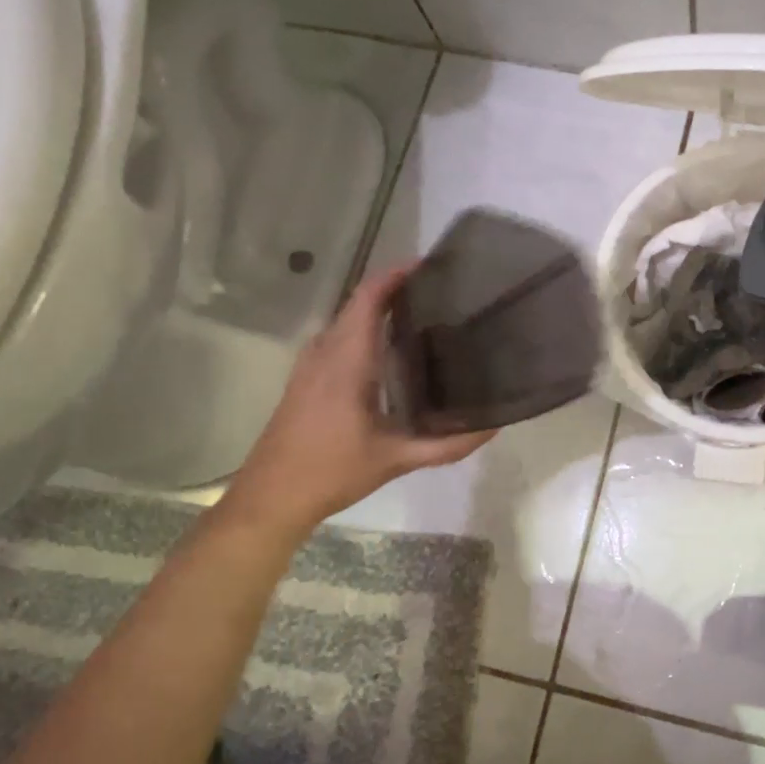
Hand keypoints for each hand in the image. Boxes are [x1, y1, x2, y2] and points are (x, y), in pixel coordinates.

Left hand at [220, 264, 495, 535]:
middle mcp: (327, 352)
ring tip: (422, 312)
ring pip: (346, 319)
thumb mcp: (396, 460)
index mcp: (348, 361)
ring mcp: (311, 364)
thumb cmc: (332, 472)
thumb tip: (493, 428)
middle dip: (396, 288)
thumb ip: (447, 445)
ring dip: (378, 307)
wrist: (270, 498)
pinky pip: (338, 336)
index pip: (369, 299)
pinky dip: (364, 327)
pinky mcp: (305, 378)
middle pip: (359, 302)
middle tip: (440, 290)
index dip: (396, 275)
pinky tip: (389, 349)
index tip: (430, 265)